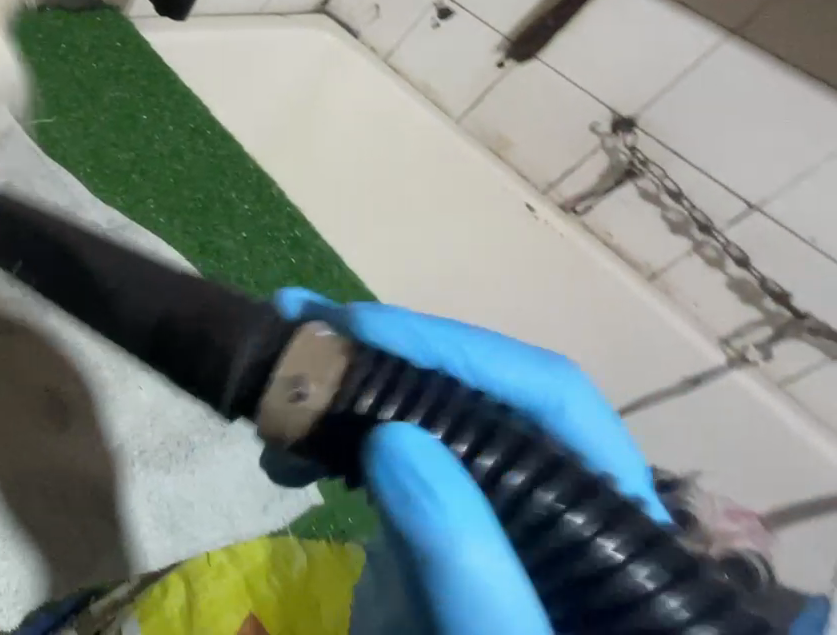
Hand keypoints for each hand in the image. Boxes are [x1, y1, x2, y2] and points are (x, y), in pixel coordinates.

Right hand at [269, 289, 668, 634]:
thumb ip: (463, 566)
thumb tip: (395, 435)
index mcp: (614, 530)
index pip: (549, 398)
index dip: (453, 349)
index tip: (355, 328)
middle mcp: (554, 503)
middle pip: (474, 393)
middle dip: (376, 350)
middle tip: (294, 319)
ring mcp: (489, 512)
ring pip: (419, 415)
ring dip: (339, 385)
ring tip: (271, 373)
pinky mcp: (433, 526)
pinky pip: (380, 455)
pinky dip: (324, 434)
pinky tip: (280, 447)